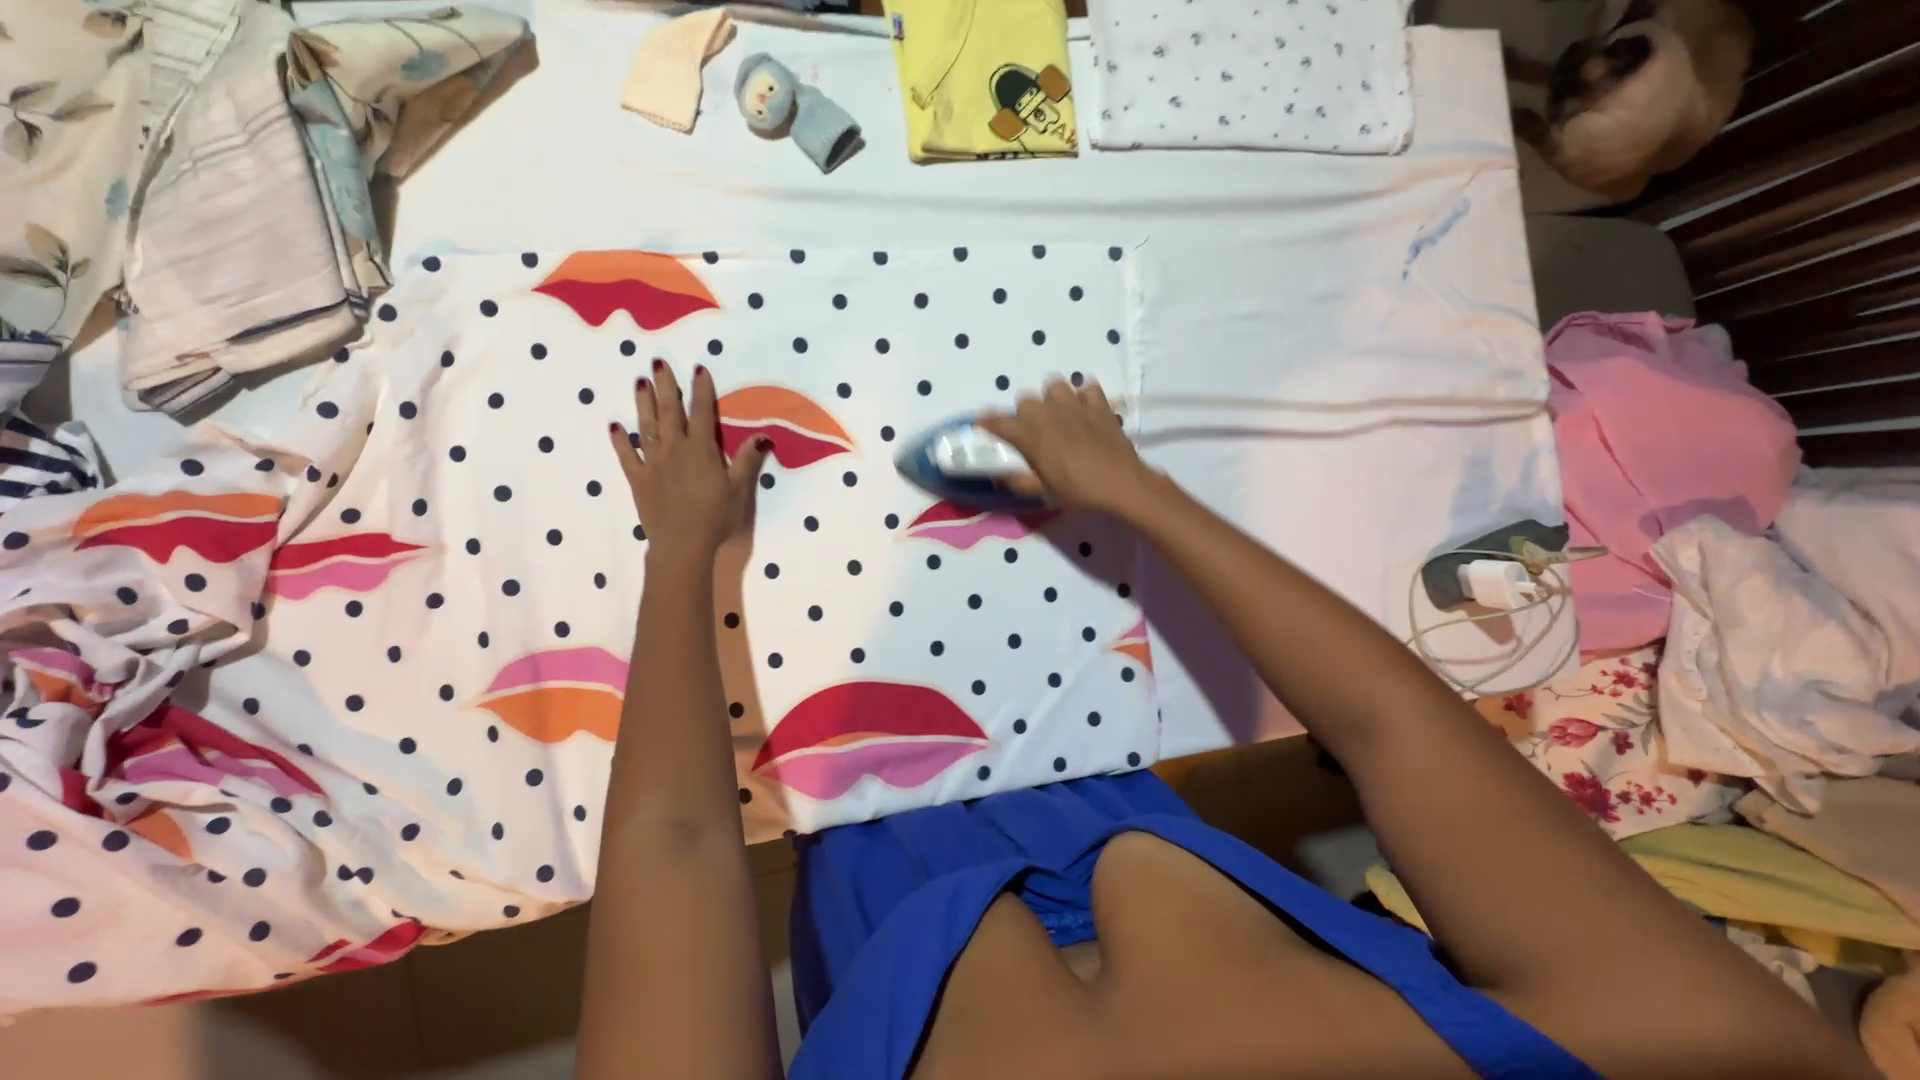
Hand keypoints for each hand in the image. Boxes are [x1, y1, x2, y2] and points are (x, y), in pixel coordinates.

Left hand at [609, 361, 768, 560]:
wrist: (682, 544)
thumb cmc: (715, 517)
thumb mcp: (739, 489)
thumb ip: (748, 461)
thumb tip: (763, 436)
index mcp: (700, 450)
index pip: (701, 412)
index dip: (701, 390)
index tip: (698, 369)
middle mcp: (674, 449)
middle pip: (669, 411)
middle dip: (665, 386)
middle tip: (658, 363)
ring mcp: (653, 463)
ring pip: (646, 426)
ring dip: (643, 404)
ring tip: (639, 382)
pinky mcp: (638, 479)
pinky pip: (626, 455)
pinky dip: (619, 440)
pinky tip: (614, 425)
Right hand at [976, 377, 1163, 518]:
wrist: (1121, 485)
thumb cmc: (1079, 492)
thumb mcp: (1044, 493)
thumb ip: (1019, 482)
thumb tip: (999, 478)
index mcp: (1032, 436)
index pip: (1000, 423)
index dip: (987, 422)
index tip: (981, 424)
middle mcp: (1049, 414)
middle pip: (1026, 399)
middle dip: (1026, 413)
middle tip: (1034, 430)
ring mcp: (1076, 405)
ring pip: (1055, 385)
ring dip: (1053, 398)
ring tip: (1060, 414)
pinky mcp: (1100, 404)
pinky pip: (1087, 387)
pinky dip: (1084, 396)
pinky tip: (1085, 410)